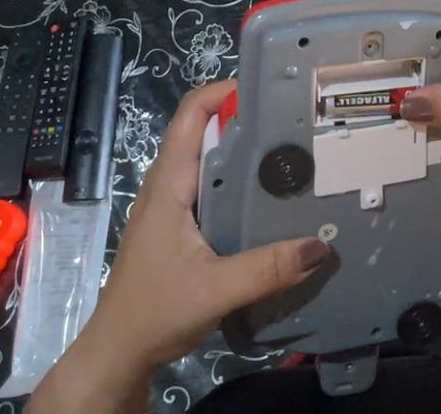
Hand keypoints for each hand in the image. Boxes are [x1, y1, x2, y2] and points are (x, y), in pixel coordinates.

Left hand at [78, 81, 328, 370]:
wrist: (118, 351)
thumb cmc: (155, 311)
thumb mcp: (215, 290)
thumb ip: (268, 268)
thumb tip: (322, 246)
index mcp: (169, 183)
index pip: (191, 113)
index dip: (223, 90)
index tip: (268, 89)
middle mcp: (168, 183)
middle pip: (203, 129)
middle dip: (243, 115)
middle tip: (292, 118)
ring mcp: (171, 203)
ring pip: (207, 157)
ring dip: (241, 146)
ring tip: (288, 147)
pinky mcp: (179, 223)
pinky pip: (209, 182)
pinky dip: (236, 175)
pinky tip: (266, 192)